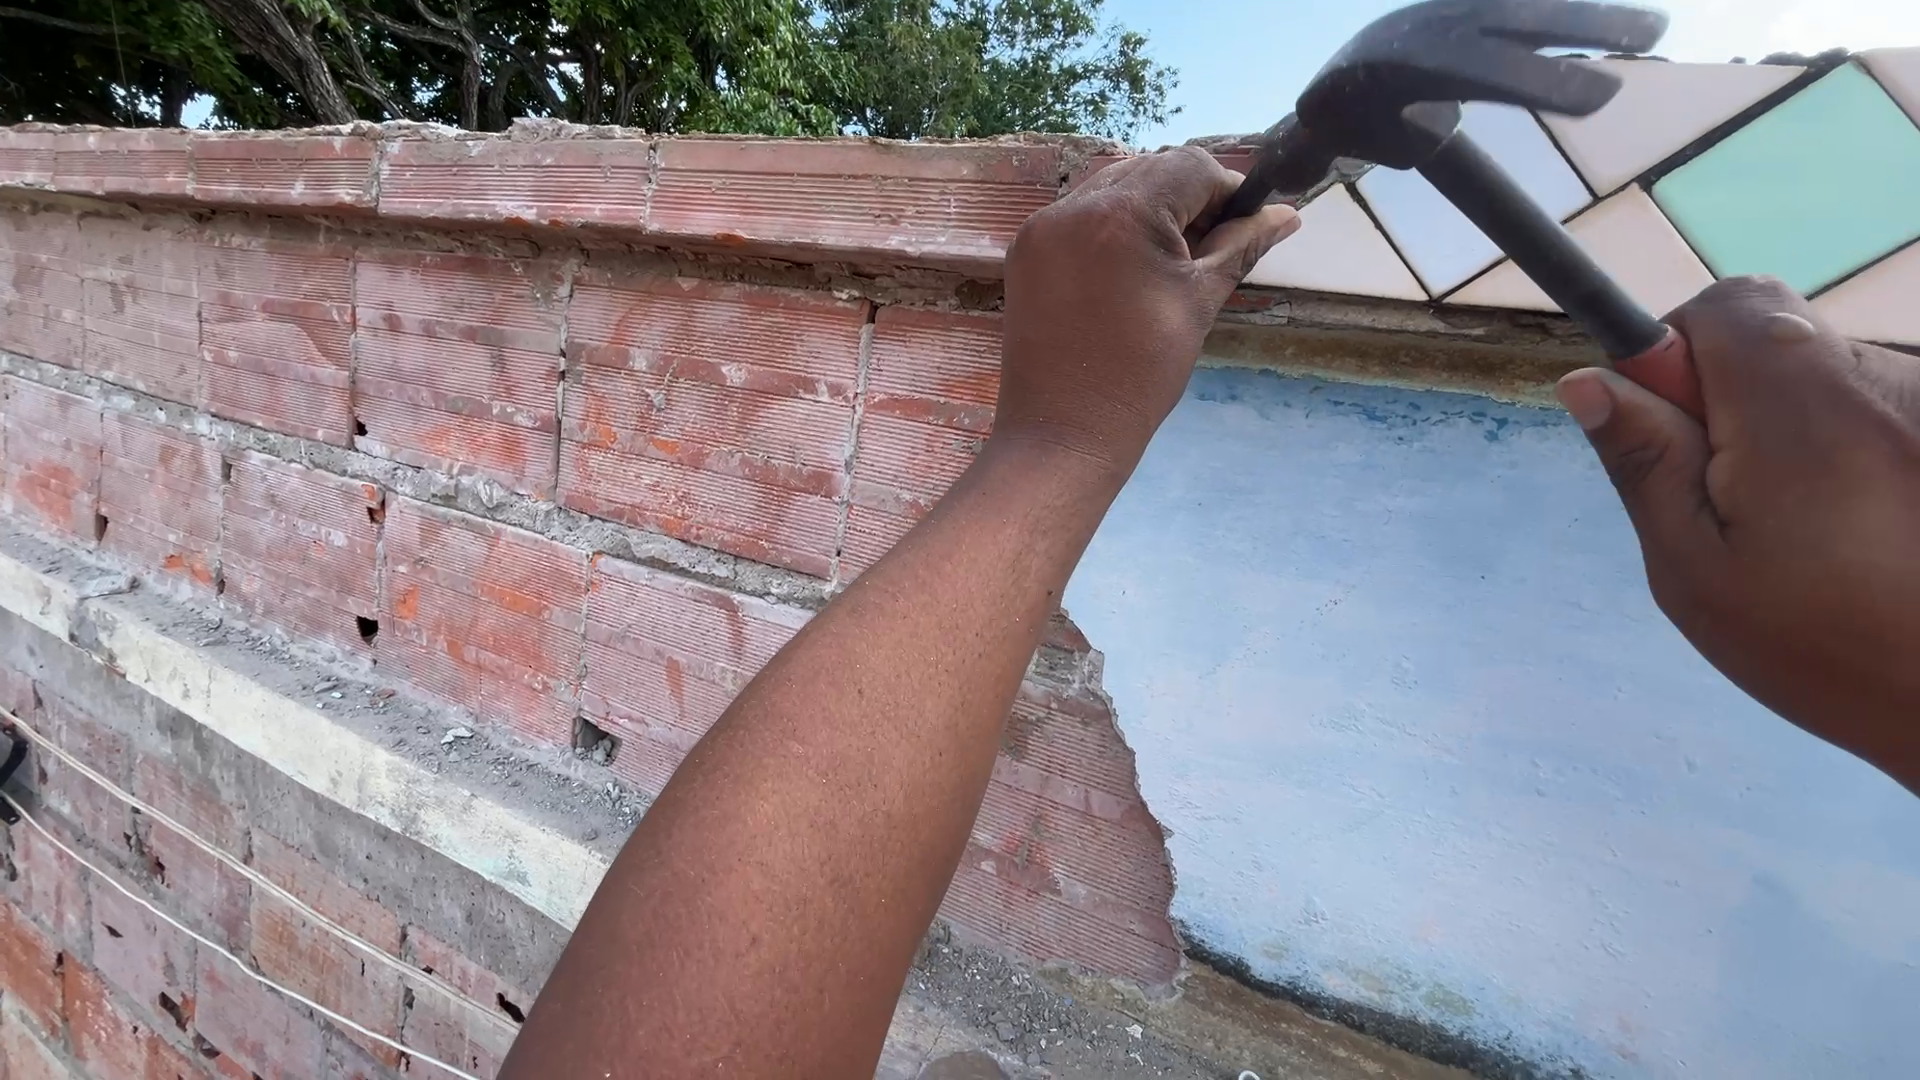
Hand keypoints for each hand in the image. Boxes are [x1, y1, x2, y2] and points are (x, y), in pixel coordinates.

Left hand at [994, 147, 1299, 477]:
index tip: (1242, 227)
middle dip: (1185, 201)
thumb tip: (1286, 213)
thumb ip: (1240, 249)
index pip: (1188, 166)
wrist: (1063, 433)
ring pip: (1108, 191)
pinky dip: (1106, 231)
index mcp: (1120, 214)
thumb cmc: (1138, 376)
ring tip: (1163, 268)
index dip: (1226, 191)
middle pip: (1146, 172)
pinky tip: (1123, 274)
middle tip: (1205, 253)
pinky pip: (1076, 220)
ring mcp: (1040, 230)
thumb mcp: (1197, 305)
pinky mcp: (1024, 254)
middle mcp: (1071, 207)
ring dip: (1145, 213)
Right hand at [1556, 277, 1919, 790]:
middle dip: (1723, 397)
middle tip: (1720, 497)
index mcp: (1808, 416)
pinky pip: (1875, 408)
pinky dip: (1837, 448)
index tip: (1665, 421)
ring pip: (1823, 376)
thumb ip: (1643, 462)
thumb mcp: (1690, 564)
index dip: (1675, 347)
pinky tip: (1854, 524)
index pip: (1731, 306)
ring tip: (1798, 525)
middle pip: (1776, 338)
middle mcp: (1894, 388)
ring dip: (1781, 428)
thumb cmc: (1816, 646)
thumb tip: (1585, 383)